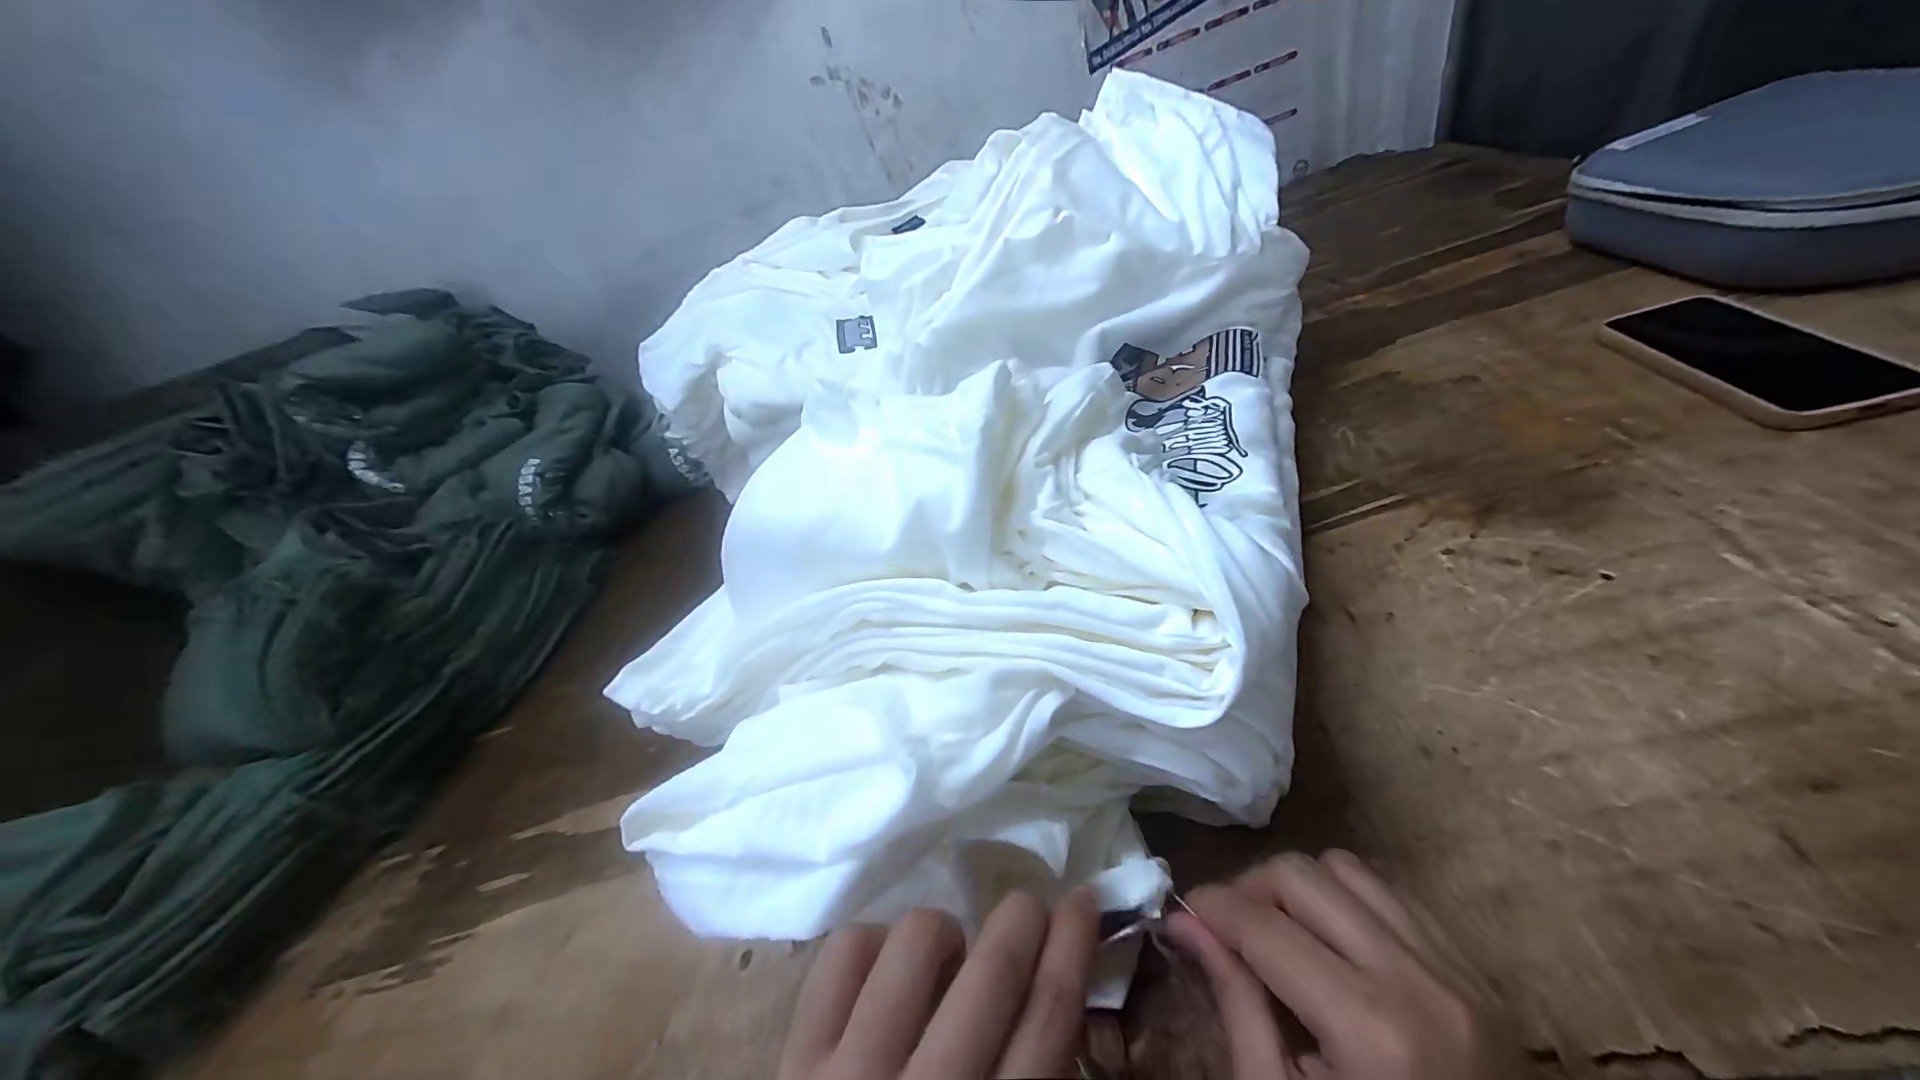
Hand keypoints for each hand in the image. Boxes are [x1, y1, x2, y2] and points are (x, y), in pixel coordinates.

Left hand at [778, 890, 1099, 1079]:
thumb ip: (1037, 1075)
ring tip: (948, 957)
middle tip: (1029, 904)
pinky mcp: (797, 1061)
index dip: (1072, 945)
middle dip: (1022, 918)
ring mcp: (853, 1075)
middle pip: (993, 973)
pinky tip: (885, 968)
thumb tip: (1057, 981)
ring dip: (946, 930)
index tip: (1082, 901)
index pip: (1048, 1015)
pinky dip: (873, 939)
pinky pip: (842, 956)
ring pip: (914, 943)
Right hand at [1167, 850, 1525, 1079]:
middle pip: (1301, 874)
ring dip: (1299, 889)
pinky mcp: (1476, 975)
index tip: (1183, 913)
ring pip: (1346, 868)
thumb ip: (1235, 1003)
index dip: (1209, 907)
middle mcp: (1419, 983)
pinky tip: (1332, 943)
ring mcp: (1458, 974)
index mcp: (1370, 1031)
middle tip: (1230, 928)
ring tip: (1283, 933)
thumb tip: (1185, 923)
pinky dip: (1346, 901)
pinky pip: (1391, 894)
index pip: (1262, 924)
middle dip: (1249, 889)